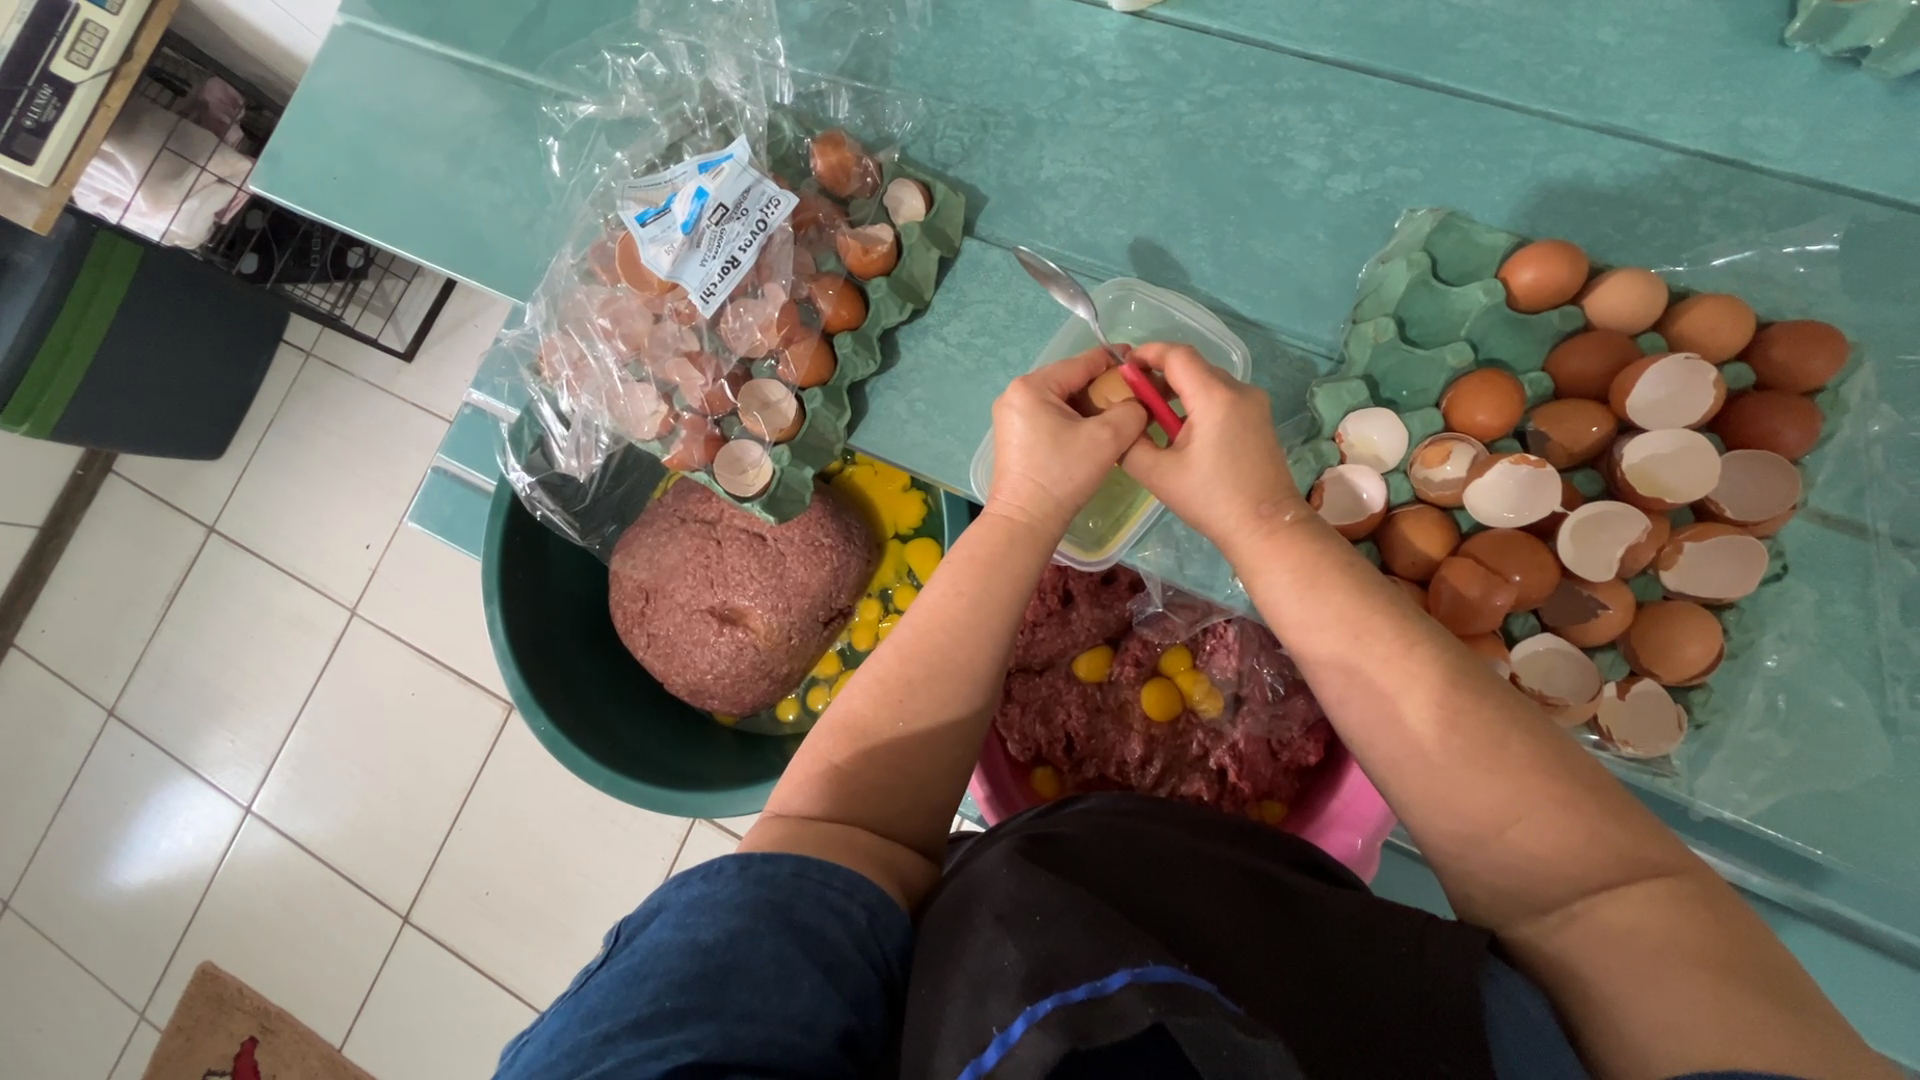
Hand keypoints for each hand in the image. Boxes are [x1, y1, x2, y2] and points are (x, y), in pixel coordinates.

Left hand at [986, 346, 1148, 535]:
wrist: (1025, 521)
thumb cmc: (1062, 476)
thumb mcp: (1107, 438)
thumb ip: (1131, 411)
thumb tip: (1137, 404)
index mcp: (1031, 386)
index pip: (1081, 363)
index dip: (1114, 361)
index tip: (1142, 363)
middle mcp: (1016, 395)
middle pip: (1070, 381)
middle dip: (1103, 388)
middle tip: (1135, 396)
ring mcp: (1012, 417)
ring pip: (1062, 401)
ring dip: (1091, 407)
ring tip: (1120, 416)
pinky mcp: (1016, 438)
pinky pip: (1052, 418)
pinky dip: (1075, 422)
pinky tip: (1096, 434)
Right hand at [1119, 343, 1310, 550]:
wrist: (1266, 528)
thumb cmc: (1211, 500)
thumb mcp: (1158, 475)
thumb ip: (1129, 443)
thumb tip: (1119, 423)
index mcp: (1215, 397)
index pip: (1177, 355)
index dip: (1147, 354)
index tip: (1123, 366)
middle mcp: (1239, 391)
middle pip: (1192, 366)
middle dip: (1159, 376)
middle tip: (1131, 397)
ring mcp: (1253, 404)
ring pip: (1207, 381)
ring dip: (1177, 391)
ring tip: (1151, 418)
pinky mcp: (1258, 418)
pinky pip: (1221, 397)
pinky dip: (1195, 403)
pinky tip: (1179, 431)